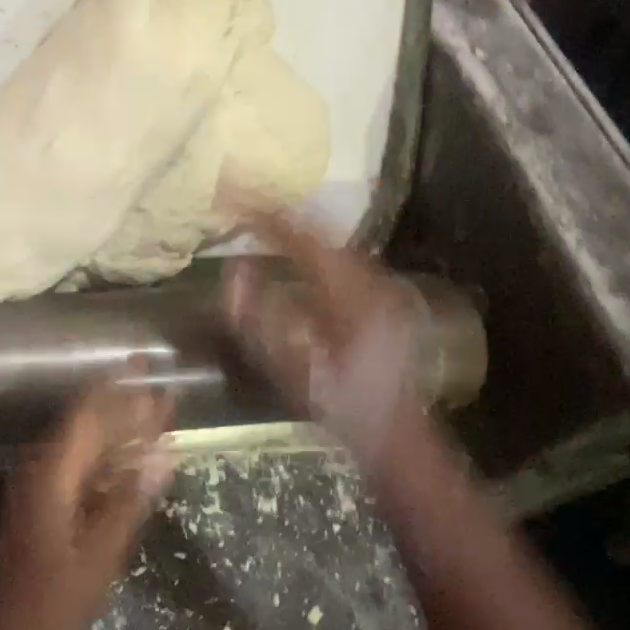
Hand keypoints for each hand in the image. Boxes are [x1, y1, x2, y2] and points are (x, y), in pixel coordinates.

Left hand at [0, 369, 174, 629]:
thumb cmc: (53, 599)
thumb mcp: (100, 553)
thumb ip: (130, 498)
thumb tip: (165, 452)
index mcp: (50, 471)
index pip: (87, 413)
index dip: (119, 387)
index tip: (146, 365)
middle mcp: (39, 467)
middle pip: (85, 423)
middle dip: (123, 405)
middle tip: (159, 387)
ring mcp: (36, 486)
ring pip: (82, 445)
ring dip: (117, 430)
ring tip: (154, 416)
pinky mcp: (39, 504)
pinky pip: (76, 466)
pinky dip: (105, 458)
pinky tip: (130, 461)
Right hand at [219, 203, 432, 471]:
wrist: (398, 435)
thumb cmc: (345, 408)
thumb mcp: (297, 371)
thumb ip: (261, 323)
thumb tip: (232, 275)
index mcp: (349, 292)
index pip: (301, 238)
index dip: (264, 214)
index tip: (231, 196)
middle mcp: (367, 278)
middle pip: (317, 228)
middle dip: (276, 208)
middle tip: (239, 195)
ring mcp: (375, 285)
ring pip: (327, 238)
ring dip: (291, 221)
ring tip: (256, 210)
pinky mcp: (373, 296)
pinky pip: (334, 254)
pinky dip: (305, 241)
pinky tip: (287, 244)